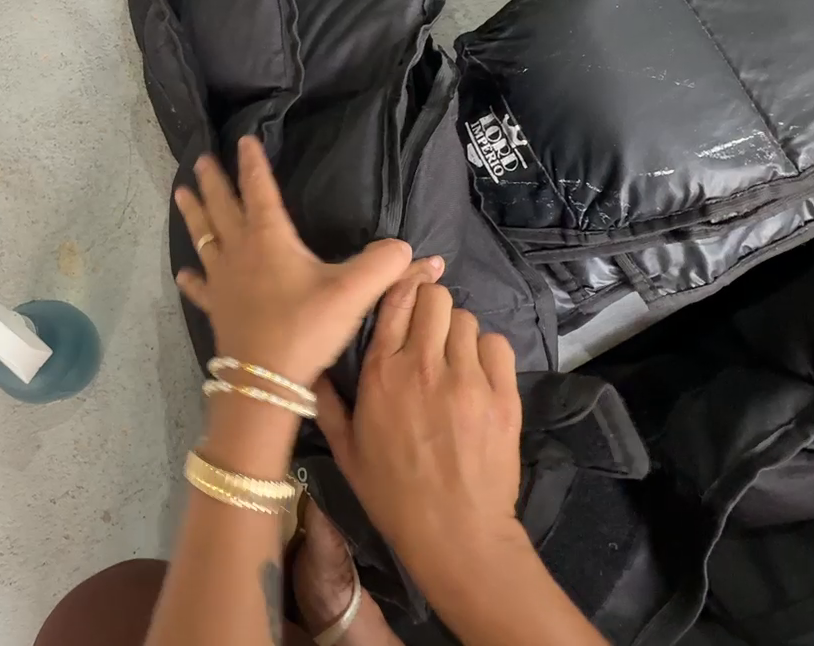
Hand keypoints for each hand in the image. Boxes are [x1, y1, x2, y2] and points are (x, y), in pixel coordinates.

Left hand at [174, 136, 422, 387]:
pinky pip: (199, 286)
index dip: (253, 163)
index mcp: (268, 237)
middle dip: (213, 181)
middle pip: (222, 206)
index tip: (244, 139)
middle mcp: (240, 250)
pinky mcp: (216, 307)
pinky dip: (192, 277)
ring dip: (193, 214)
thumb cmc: (305, 328)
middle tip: (200, 159)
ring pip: (203, 237)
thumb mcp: (353, 293)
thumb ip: (383, 265)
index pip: (259, 189)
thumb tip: (406, 247)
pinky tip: (185, 272)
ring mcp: (222, 279)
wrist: (264, 379)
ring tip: (181, 193)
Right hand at [314, 279, 526, 580]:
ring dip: (456, 329)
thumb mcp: (345, 448)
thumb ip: (325, 400)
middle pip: (434, 298)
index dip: (403, 281)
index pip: (395, 300)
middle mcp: (422, 365)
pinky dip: (487, 349)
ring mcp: (467, 380)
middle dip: (430, 304)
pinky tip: (477, 370)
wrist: (455, 535)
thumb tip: (310, 365)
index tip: (407, 278)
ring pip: (465, 318)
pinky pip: (497, 345)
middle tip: (427, 329)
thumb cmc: (392, 492)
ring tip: (452, 354)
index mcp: (381, 372)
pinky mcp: (503, 397)